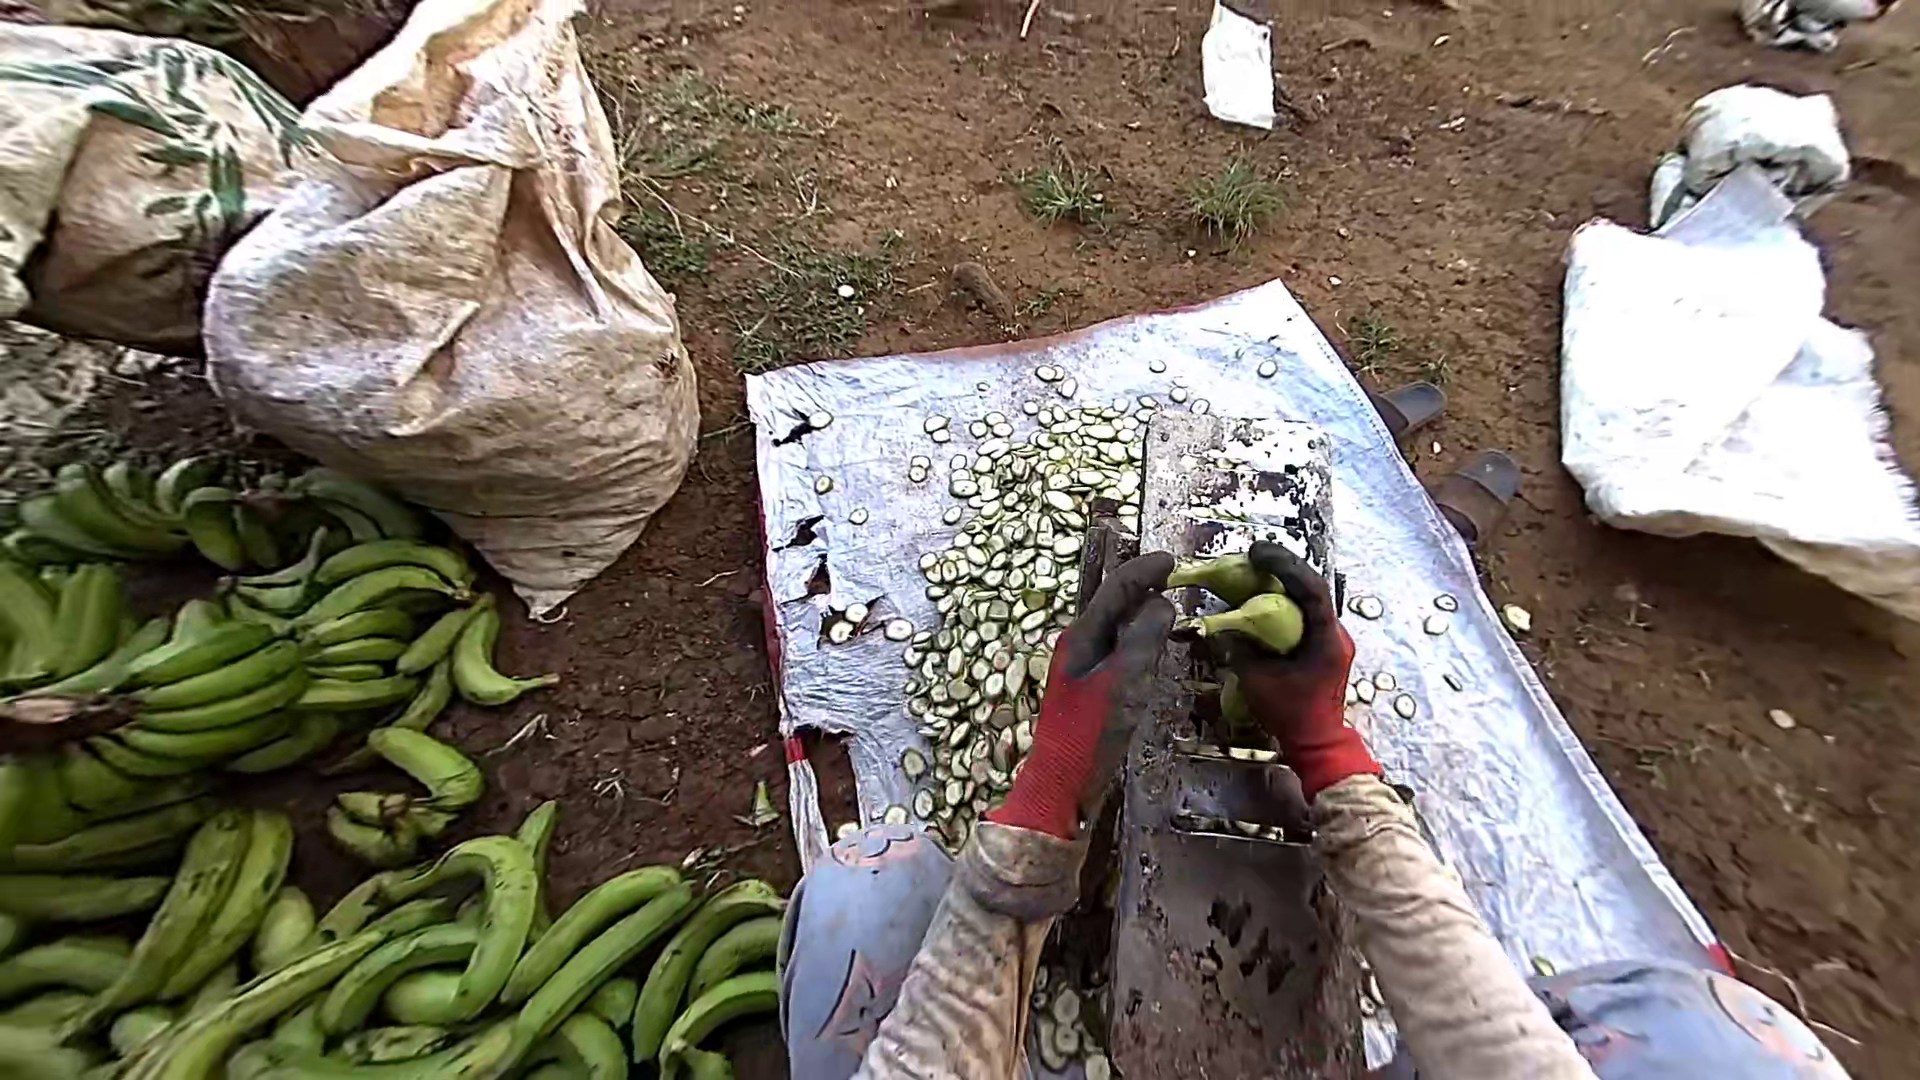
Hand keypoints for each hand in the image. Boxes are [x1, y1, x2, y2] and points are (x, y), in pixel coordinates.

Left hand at [988, 551, 1174, 839]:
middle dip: (1140, 586)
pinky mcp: (1089, 688)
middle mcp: (1078, 644)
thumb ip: (1143, 639)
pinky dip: (1137, 639)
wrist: (1061, 783)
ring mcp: (1081, 666)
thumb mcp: (1123, 683)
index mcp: (1082, 636)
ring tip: (1167, 602)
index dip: (1143, 571)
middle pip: (1112, 604)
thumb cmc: (1090, 732)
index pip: (1115, 590)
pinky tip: (1151, 647)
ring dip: (1138, 610)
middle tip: (1173, 576)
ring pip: (1114, 627)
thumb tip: (1160, 603)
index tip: (1170, 560)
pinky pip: (1117, 650)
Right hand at [1225, 541, 1377, 799]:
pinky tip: (1259, 597)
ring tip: (1252, 570)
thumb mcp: (1257, 680)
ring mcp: (1330, 638)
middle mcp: (1334, 633)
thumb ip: (1240, 649)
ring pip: (1306, 597)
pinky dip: (1280, 600)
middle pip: (1311, 587)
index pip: (1311, 590)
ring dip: (1280, 581)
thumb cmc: (1291, 714)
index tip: (1256, 554)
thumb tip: (1223, 625)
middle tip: (1252, 555)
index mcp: (1326, 639)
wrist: (1318, 742)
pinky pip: (1301, 612)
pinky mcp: (1321, 644)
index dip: (1284, 566)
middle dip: (1281, 567)